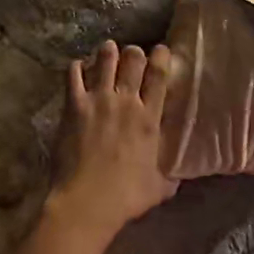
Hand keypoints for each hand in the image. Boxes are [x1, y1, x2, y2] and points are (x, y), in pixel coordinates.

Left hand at [49, 41, 179, 239]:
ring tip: (107, 51)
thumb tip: (179, 174)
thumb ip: (170, 175)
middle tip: (132, 56)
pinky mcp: (74, 106)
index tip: (160, 51)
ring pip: (105, 59)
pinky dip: (78, 66)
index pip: (159, 74)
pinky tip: (79, 68)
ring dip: (108, 52)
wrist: (86, 203)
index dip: (161, 56)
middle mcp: (126, 101)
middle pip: (133, 59)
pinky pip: (74, 74)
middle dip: (134, 52)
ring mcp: (98, 100)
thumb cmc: (126, 197)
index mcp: (149, 117)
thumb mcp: (160, 187)